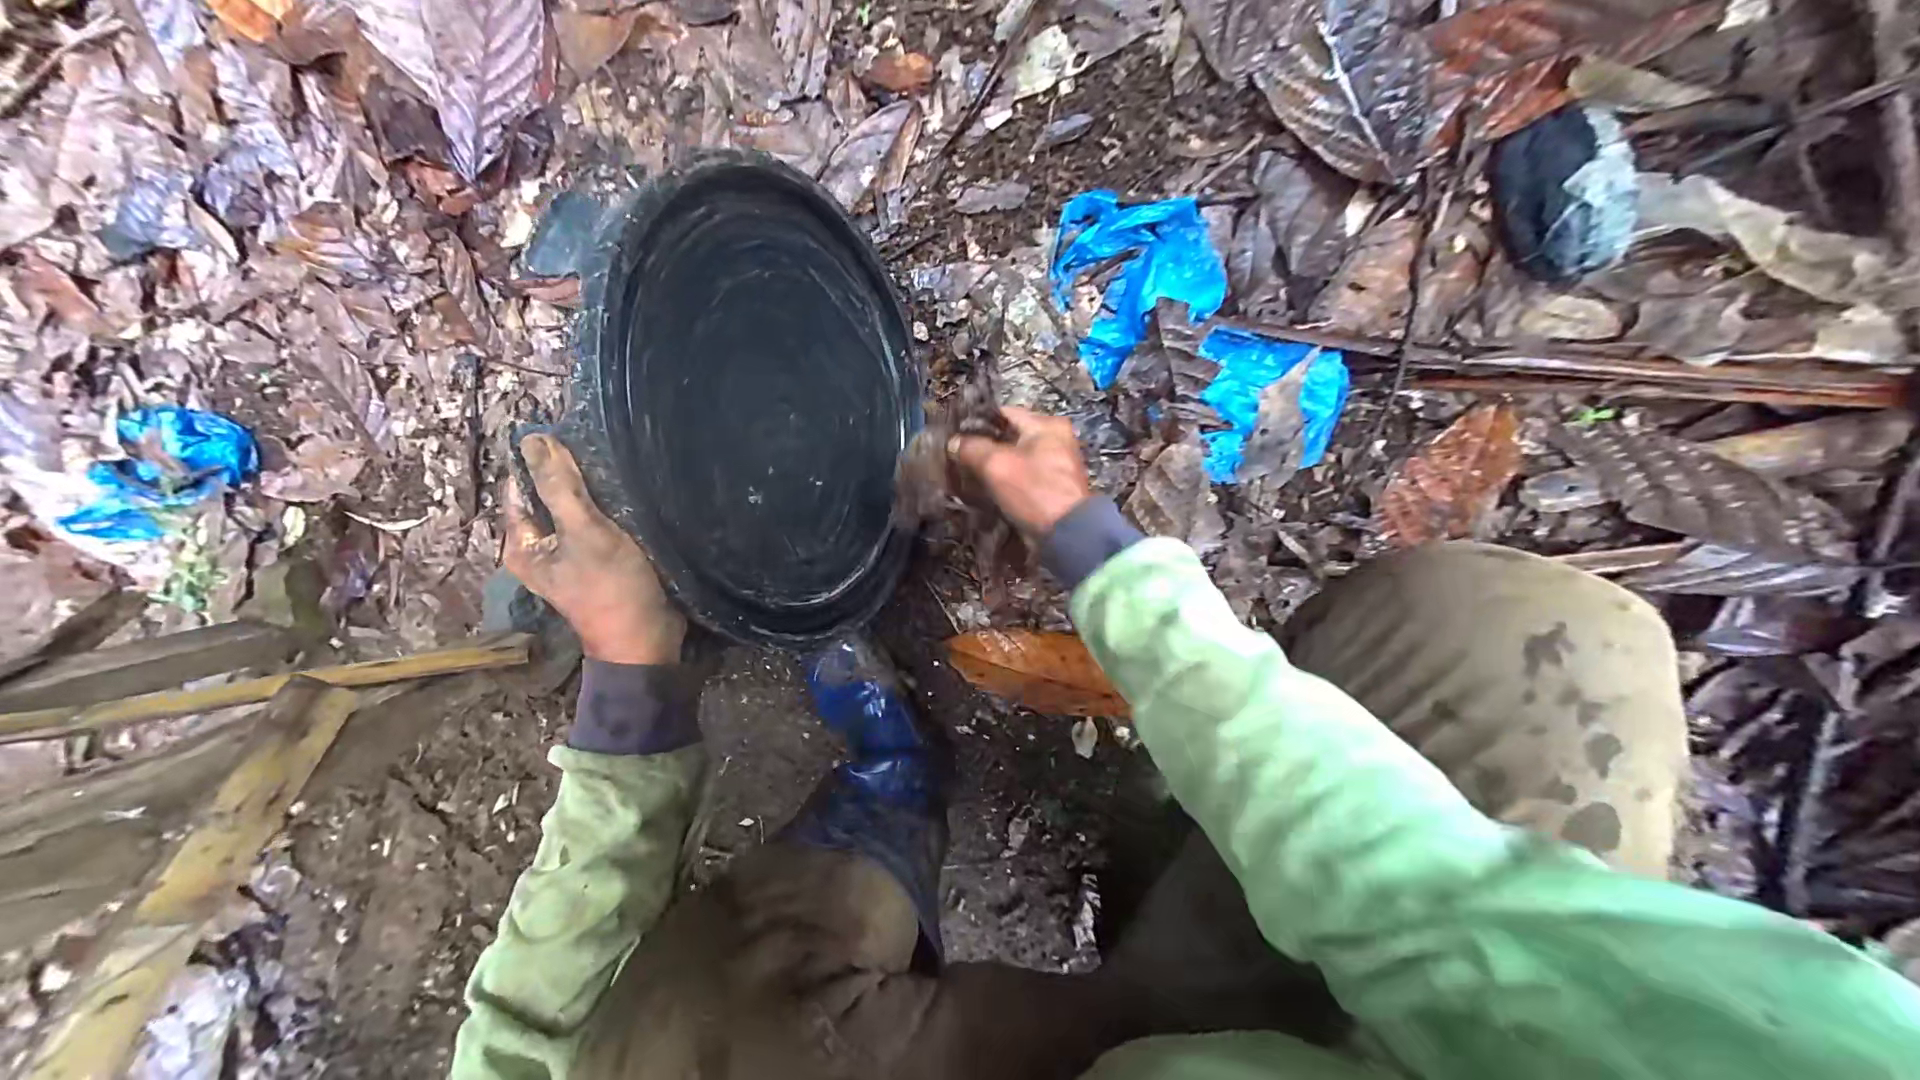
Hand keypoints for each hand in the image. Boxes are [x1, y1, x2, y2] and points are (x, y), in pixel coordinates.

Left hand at [503, 434, 686, 663]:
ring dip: (599, 494)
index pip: (523, 487)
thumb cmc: (609, 587)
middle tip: (604, 451)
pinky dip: (616, 513)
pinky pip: (604, 527)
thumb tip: (533, 439)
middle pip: (554, 499)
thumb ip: (558, 487)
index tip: (573, 436)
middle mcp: (543, 549)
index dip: (543, 460)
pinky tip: (635, 499)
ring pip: (582, 512)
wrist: (646, 639)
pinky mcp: (604, 562)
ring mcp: (575, 557)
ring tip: (622, 471)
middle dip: (575, 476)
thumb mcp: (583, 532)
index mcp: (522, 544)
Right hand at [948, 407, 1091, 536]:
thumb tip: (953, 443)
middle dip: (982, 450)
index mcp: (1047, 425)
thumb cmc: (1034, 492)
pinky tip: (985, 494)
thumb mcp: (996, 464)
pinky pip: (1021, 479)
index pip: (1002, 414)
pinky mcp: (1052, 489)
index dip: (975, 424)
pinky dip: (1004, 485)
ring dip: (991, 470)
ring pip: (1013, 460)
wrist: (1068, 534)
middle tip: (957, 461)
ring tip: (966, 479)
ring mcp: (1055, 466)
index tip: (953, 438)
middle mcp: (1055, 440)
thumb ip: (971, 448)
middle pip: (1008, 438)